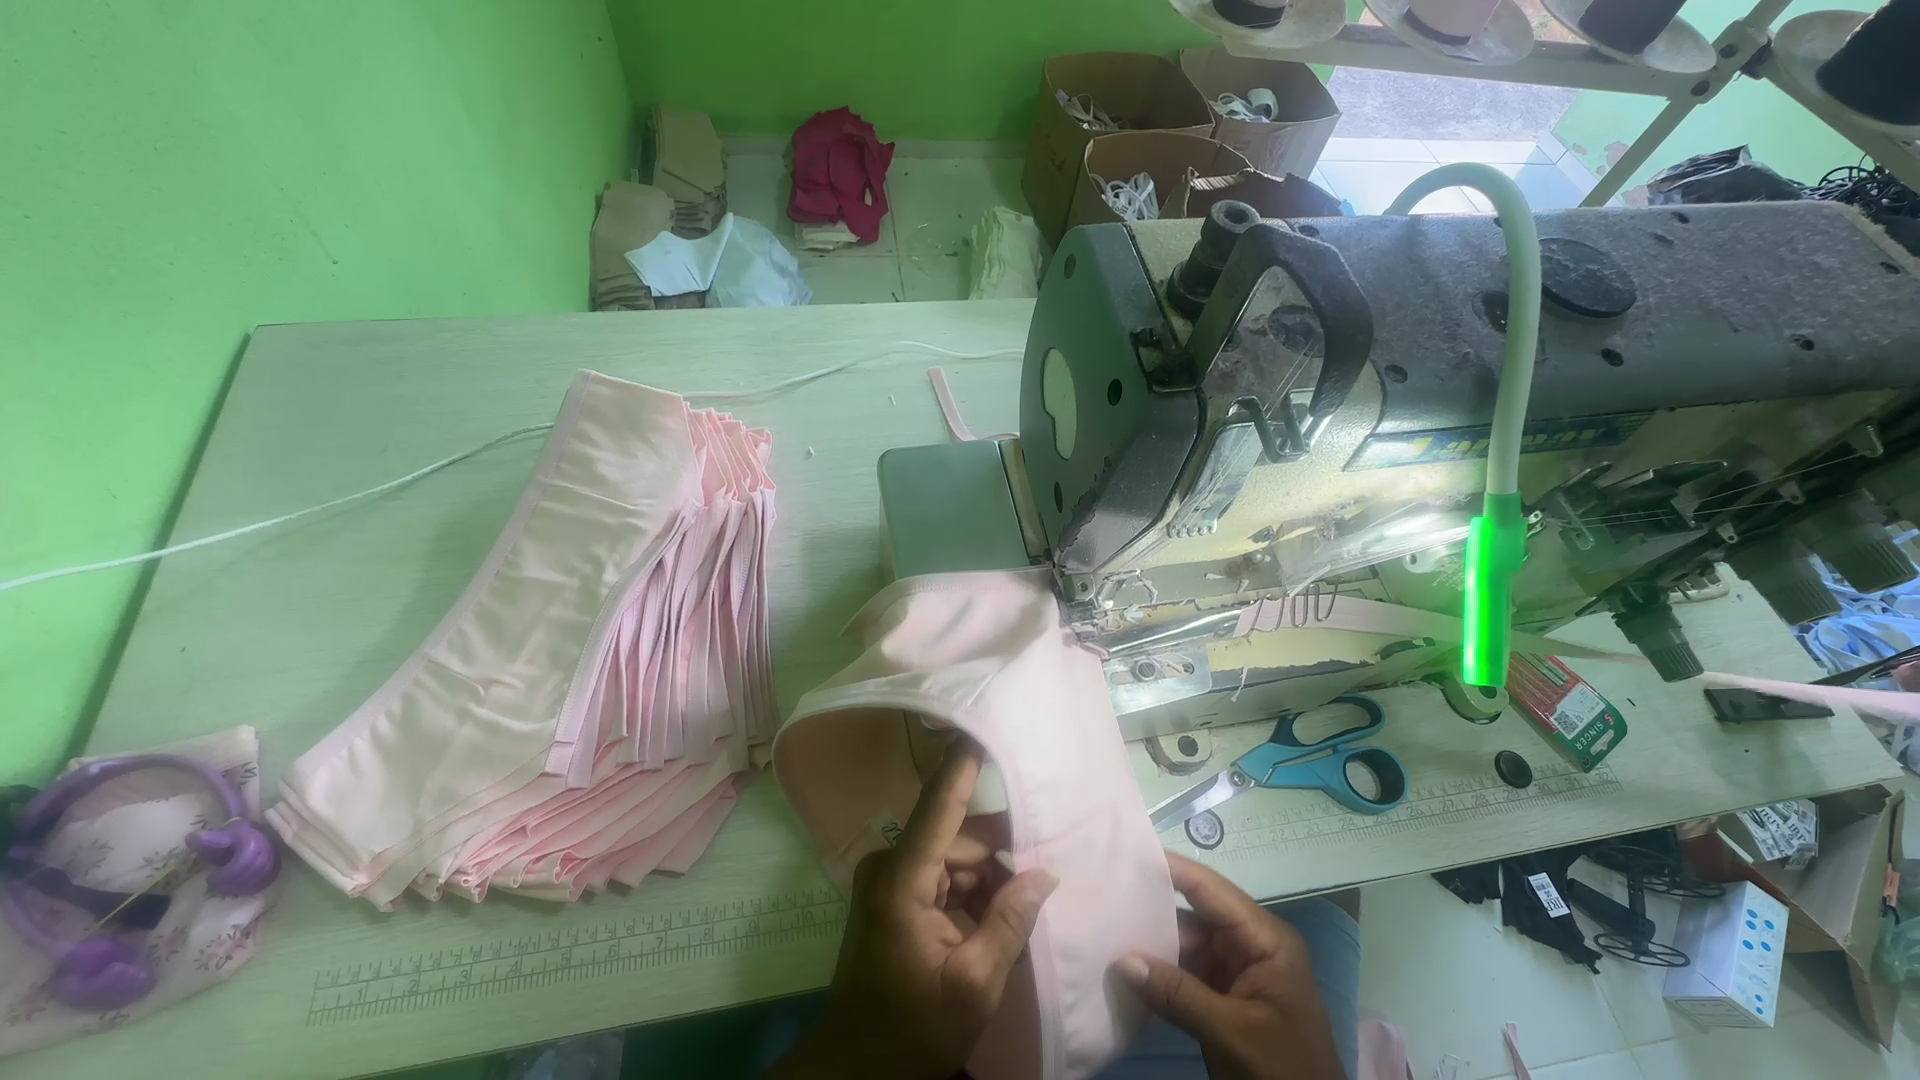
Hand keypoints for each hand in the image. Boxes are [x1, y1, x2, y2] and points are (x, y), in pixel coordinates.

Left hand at [770, 737, 1058, 1079]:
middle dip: (1002, 855)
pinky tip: (1003, 924)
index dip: (963, 764)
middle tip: (1049, 868)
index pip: (940, 805)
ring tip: (1029, 910)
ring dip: (991, 883)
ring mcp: (891, 883)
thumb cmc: (911, 1029)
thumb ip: (1010, 921)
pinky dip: (975, 898)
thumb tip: (1044, 873)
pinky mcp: (896, 900)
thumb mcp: (973, 984)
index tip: (983, 724)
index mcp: (903, 880)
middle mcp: (892, 868)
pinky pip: (945, 881)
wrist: (856, 1069)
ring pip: (956, 861)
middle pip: (958, 839)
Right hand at [1112, 853, 1342, 1079]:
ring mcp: (1235, 973)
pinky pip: (1183, 974)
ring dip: (1148, 945)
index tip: (1128, 852)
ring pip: (1183, 945)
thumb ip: (1177, 994)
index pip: (1211, 890)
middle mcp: (1250, 945)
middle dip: (1150, 909)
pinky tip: (1122, 970)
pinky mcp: (1222, 999)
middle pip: (1192, 915)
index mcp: (1265, 939)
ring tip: (1101, 929)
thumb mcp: (1232, 1033)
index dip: (1172, 868)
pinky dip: (1156, 974)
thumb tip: (1121, 960)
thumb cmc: (1285, 1071)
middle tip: (1102, 896)